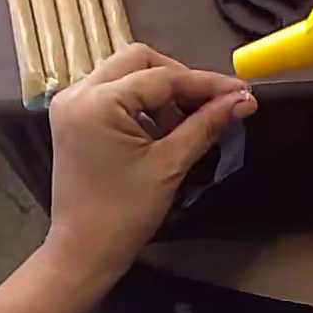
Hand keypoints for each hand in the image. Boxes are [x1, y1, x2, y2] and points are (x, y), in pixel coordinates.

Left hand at [42, 45, 256, 282]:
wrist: (84, 251)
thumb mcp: (169, 165)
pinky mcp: (74, 119)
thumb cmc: (125, 214)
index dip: (205, 83)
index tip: (240, 91)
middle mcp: (78, 92)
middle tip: (209, 105)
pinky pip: (114, 94)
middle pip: (139, 60)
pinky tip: (162, 131)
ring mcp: (71, 104)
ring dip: (160, 93)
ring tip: (185, 126)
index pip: (161, 77)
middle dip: (180, 79)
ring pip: (126, 74)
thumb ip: (205, 125)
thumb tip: (241, 100)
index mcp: (97, 102)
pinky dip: (142, 105)